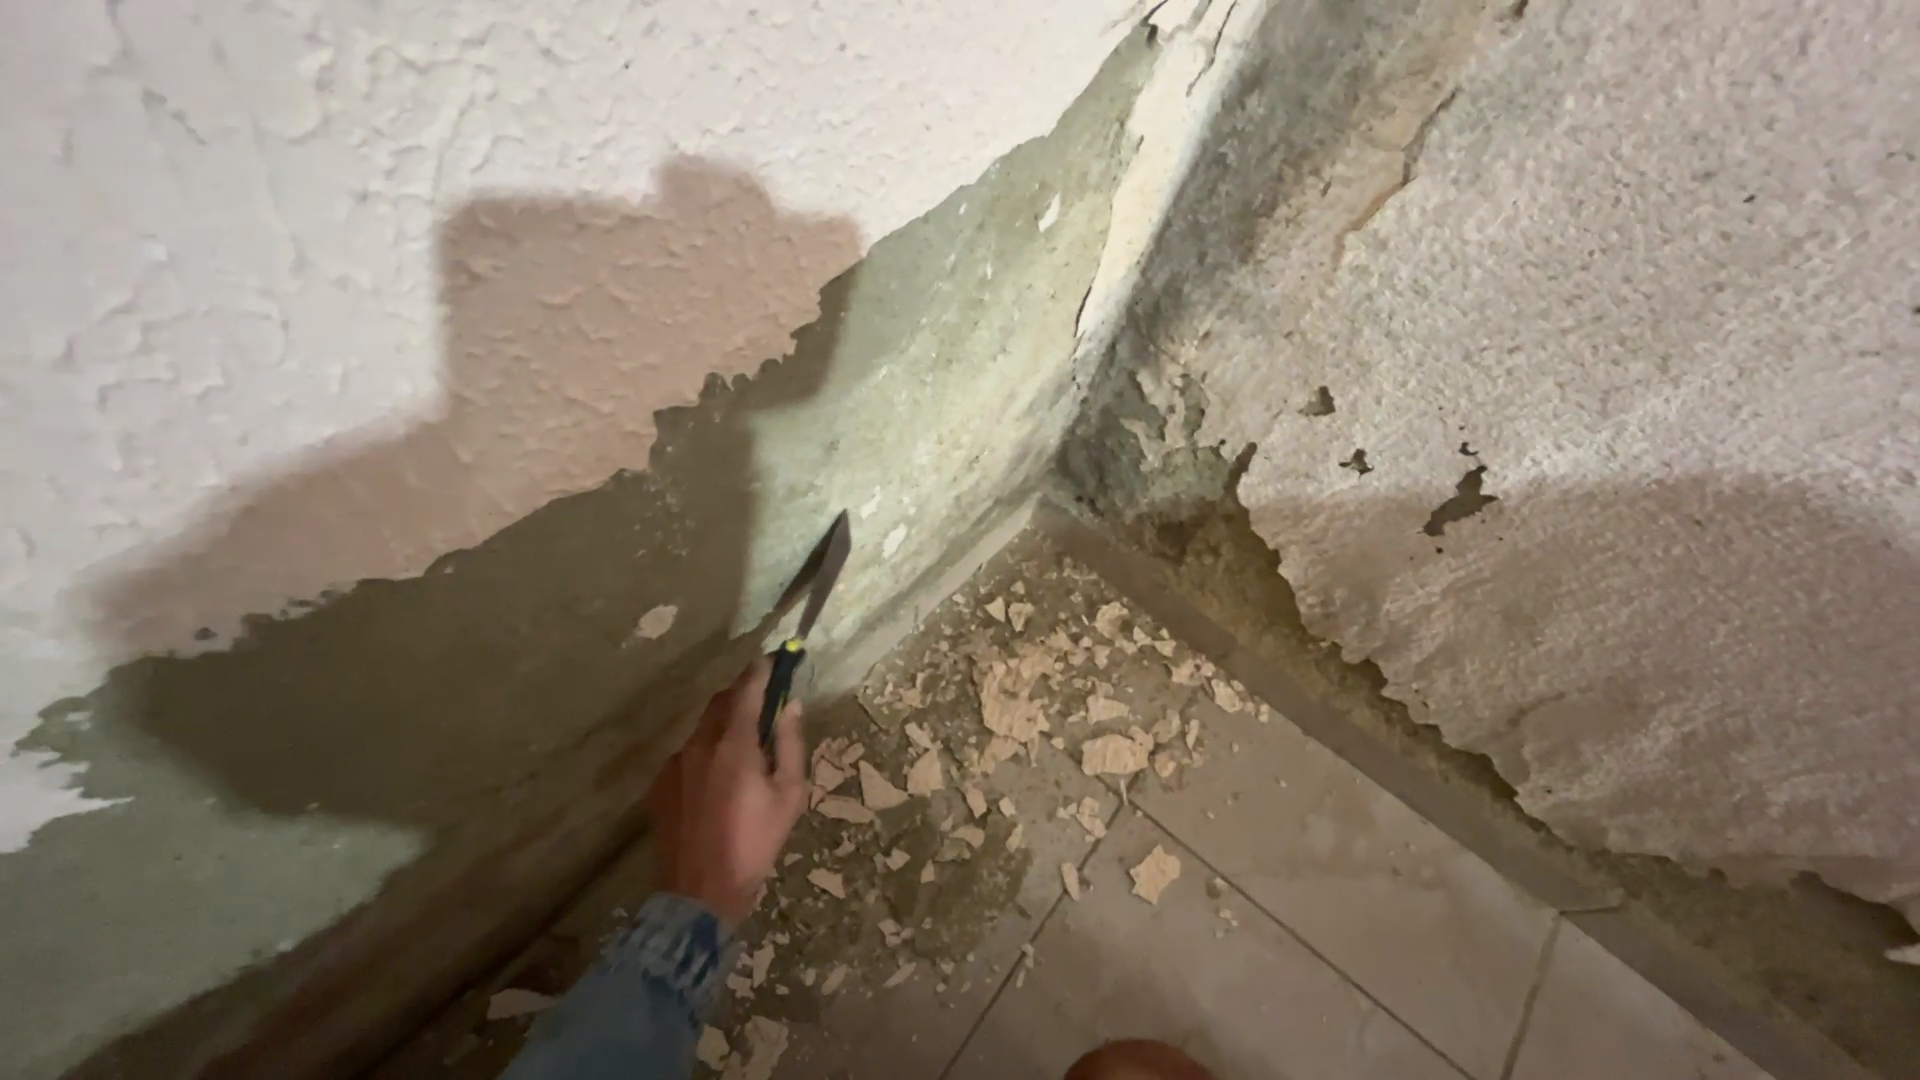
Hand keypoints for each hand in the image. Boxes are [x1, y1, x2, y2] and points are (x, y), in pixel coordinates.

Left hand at [649, 658, 807, 926]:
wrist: (699, 893)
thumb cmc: (756, 842)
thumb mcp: (790, 794)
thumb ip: (790, 743)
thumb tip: (790, 706)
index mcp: (733, 744)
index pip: (747, 689)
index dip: (762, 670)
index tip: (775, 658)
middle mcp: (698, 745)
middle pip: (721, 703)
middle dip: (743, 694)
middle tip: (765, 703)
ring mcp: (674, 765)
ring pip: (702, 729)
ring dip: (725, 726)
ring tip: (745, 752)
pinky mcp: (659, 786)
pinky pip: (687, 756)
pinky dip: (706, 753)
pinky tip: (719, 783)